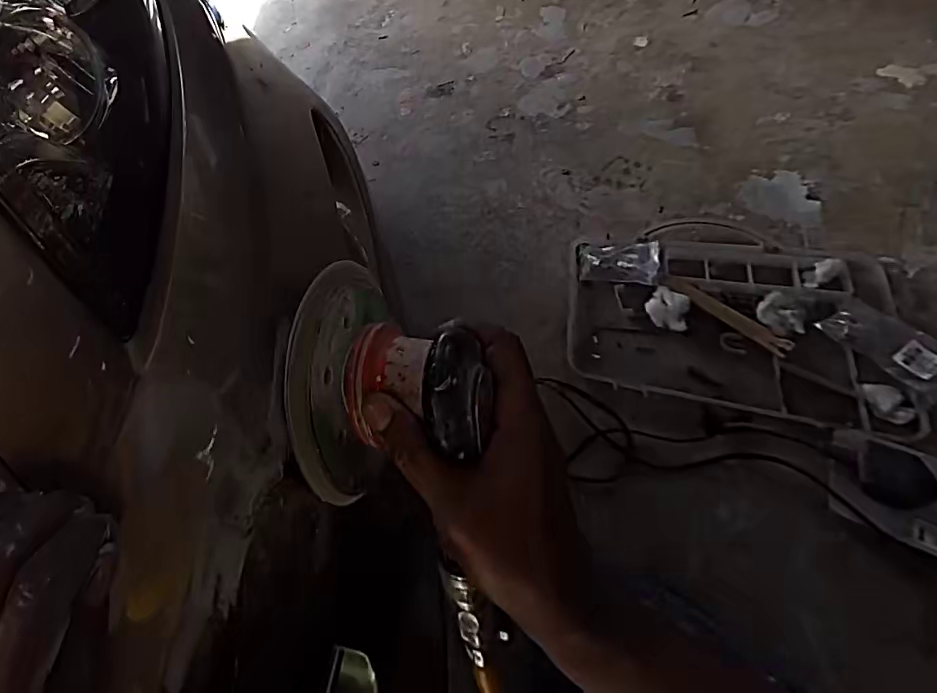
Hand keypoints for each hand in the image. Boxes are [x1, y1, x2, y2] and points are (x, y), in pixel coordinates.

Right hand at [363, 323, 593, 632]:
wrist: (562, 605)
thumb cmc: (511, 547)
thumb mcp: (450, 499)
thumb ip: (412, 450)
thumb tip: (375, 403)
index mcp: (521, 419)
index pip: (506, 348)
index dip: (471, 331)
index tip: (431, 340)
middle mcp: (532, 423)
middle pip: (495, 368)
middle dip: (450, 362)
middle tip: (408, 373)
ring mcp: (532, 445)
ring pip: (493, 396)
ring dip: (454, 392)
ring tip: (412, 402)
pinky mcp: (527, 465)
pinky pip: (494, 422)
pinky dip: (463, 418)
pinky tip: (434, 442)